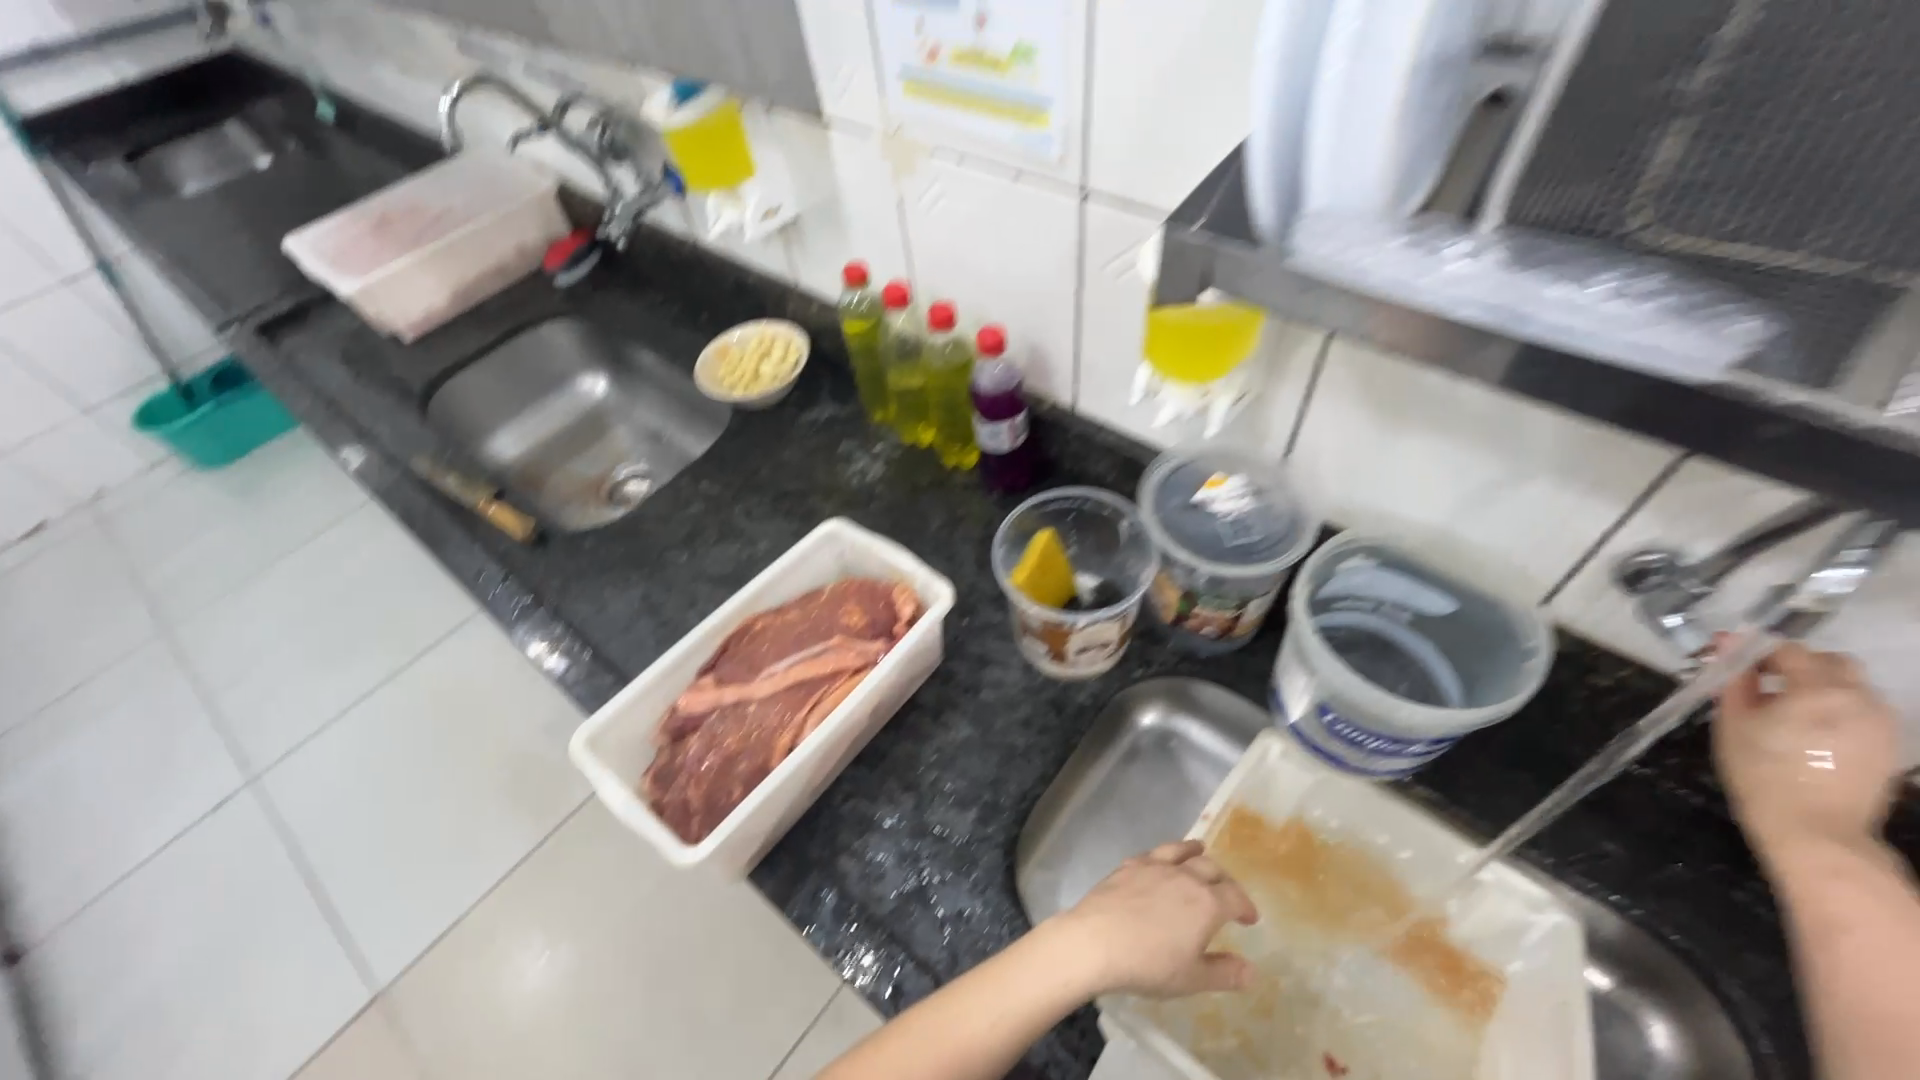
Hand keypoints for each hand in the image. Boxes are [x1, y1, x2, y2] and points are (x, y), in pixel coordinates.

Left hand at [1046, 840, 1259, 998]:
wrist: (1095, 941)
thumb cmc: (1149, 964)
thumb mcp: (1192, 979)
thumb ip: (1224, 973)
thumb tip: (1252, 970)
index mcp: (1207, 904)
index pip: (1235, 897)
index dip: (1246, 906)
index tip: (1250, 918)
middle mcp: (1184, 877)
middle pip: (1211, 869)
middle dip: (1224, 879)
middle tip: (1227, 890)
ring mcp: (1154, 867)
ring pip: (1181, 851)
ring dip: (1195, 851)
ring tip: (1200, 849)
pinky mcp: (1128, 866)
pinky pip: (1153, 853)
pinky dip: (1164, 854)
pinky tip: (1159, 860)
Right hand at [1714, 642, 1901, 866]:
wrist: (1815, 830)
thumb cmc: (1760, 773)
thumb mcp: (1733, 723)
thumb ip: (1734, 679)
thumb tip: (1728, 642)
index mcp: (1817, 690)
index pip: (1789, 651)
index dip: (1759, 654)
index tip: (1737, 669)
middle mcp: (1860, 698)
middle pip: (1833, 663)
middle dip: (1799, 667)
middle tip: (1767, 688)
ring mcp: (1882, 722)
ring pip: (1852, 687)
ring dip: (1822, 689)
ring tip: (1792, 715)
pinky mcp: (1890, 744)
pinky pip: (1864, 712)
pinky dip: (1839, 711)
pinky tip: (1815, 735)